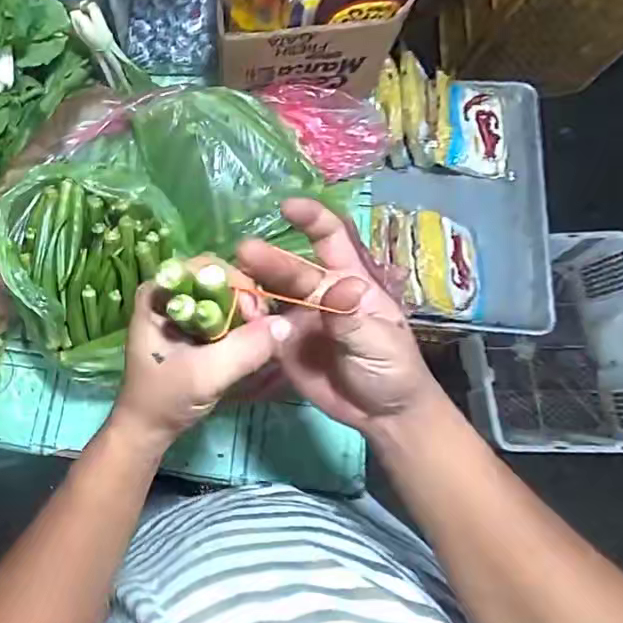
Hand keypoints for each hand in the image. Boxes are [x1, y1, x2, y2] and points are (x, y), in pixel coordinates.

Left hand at [111, 265, 291, 445]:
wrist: (149, 429)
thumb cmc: (165, 399)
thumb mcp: (207, 375)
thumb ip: (245, 349)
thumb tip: (287, 324)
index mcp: (158, 293)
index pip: (206, 268)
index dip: (235, 286)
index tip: (253, 316)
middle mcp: (170, 292)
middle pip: (220, 278)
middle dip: (246, 300)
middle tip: (263, 330)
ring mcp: (184, 308)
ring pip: (227, 295)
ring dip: (249, 314)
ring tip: (261, 340)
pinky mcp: (196, 326)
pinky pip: (227, 313)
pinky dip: (244, 325)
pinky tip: (255, 343)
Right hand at [235, 199, 445, 434]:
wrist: (383, 414)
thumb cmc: (393, 368)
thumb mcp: (380, 342)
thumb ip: (353, 318)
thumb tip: (339, 286)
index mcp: (349, 281)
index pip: (330, 239)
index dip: (311, 219)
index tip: (288, 207)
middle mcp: (319, 293)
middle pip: (291, 269)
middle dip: (269, 259)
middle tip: (244, 252)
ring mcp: (298, 318)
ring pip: (269, 294)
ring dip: (250, 287)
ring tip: (229, 285)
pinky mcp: (283, 345)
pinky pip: (260, 328)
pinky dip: (246, 320)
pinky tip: (233, 317)